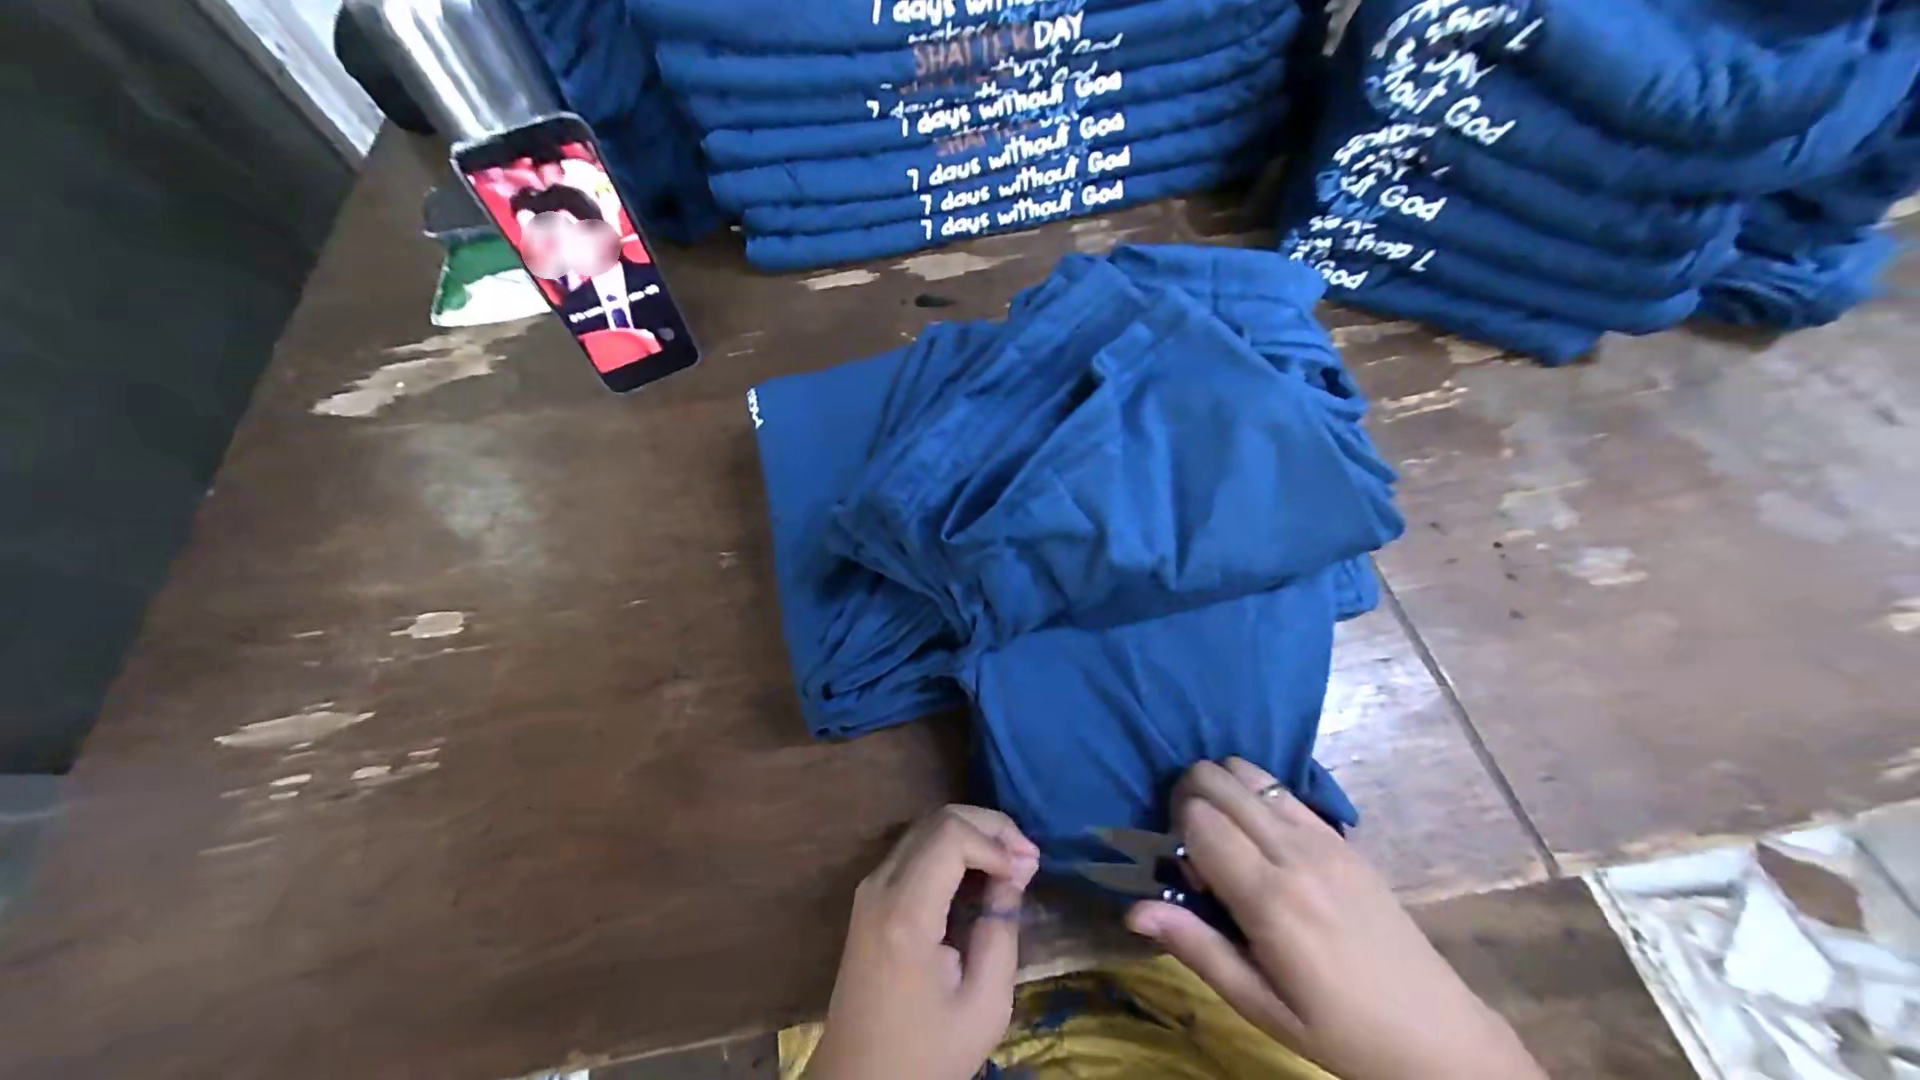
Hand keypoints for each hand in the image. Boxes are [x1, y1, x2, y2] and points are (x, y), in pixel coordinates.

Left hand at [807, 805, 1040, 1079]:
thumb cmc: (925, 1053)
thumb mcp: (984, 1005)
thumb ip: (1002, 930)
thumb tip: (1014, 872)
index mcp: (905, 912)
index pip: (950, 835)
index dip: (994, 841)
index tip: (1025, 871)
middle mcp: (880, 886)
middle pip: (938, 820)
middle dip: (989, 828)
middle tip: (1028, 856)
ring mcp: (870, 888)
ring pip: (926, 828)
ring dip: (972, 833)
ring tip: (1012, 860)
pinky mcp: (871, 897)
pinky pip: (916, 849)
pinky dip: (953, 847)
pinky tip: (981, 869)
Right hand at [1127, 759, 1545, 1079]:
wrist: (1438, 1036)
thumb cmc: (1337, 1029)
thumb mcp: (1259, 1005)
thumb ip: (1195, 947)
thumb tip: (1132, 911)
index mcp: (1270, 899)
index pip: (1198, 819)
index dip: (1176, 830)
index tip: (1186, 867)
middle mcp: (1294, 853)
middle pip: (1217, 780)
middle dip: (1188, 796)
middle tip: (1194, 842)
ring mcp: (1323, 838)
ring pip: (1247, 771)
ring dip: (1220, 787)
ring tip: (1224, 830)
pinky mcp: (1342, 836)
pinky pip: (1283, 786)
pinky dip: (1254, 789)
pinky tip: (1258, 827)